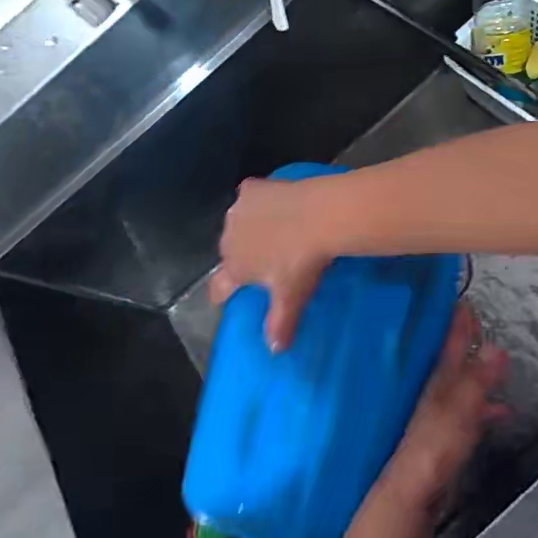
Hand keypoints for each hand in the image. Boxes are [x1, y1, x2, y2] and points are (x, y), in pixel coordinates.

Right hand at [210, 176, 334, 349]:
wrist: (318, 217)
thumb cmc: (302, 263)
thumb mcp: (292, 298)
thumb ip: (279, 324)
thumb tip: (274, 350)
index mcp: (235, 267)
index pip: (218, 286)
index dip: (220, 293)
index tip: (222, 298)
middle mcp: (229, 238)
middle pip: (230, 252)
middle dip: (243, 257)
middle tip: (266, 262)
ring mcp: (238, 211)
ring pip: (238, 224)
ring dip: (250, 229)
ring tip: (275, 231)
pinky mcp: (252, 187)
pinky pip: (250, 196)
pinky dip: (259, 201)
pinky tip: (276, 202)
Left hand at [379, 305, 508, 510]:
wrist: (413, 490)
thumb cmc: (434, 446)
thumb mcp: (461, 409)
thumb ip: (478, 380)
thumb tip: (495, 348)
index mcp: (435, 380)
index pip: (448, 343)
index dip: (457, 322)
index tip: (464, 301)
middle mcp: (433, 392)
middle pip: (450, 359)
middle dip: (465, 341)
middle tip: (477, 323)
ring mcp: (436, 412)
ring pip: (458, 383)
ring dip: (475, 371)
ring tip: (496, 363)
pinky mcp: (442, 434)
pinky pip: (465, 409)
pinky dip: (481, 405)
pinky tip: (497, 410)